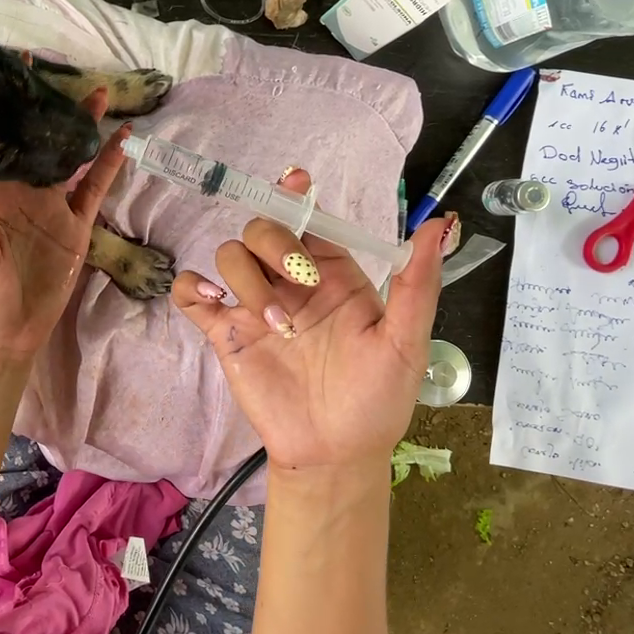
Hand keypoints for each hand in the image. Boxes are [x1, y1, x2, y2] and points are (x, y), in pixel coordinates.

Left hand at [0, 90, 128, 372]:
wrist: (6, 337)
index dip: (3, 110)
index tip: (11, 72)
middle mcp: (21, 194)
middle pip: (37, 143)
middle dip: (48, 110)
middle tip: (62, 72)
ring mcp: (51, 208)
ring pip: (68, 159)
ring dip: (81, 129)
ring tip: (98, 94)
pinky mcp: (75, 227)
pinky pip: (93, 189)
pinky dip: (107, 165)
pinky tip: (121, 139)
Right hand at [172, 168, 450, 480]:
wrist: (335, 452)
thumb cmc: (376, 398)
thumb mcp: (405, 342)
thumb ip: (417, 283)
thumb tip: (442, 223)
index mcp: (331, 272)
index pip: (307, 218)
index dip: (294, 193)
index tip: (295, 180)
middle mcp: (288, 280)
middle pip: (261, 228)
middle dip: (275, 245)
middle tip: (299, 284)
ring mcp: (252, 305)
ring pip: (229, 255)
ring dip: (247, 279)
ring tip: (278, 326)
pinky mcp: (224, 332)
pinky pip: (190, 295)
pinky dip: (191, 287)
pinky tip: (211, 300)